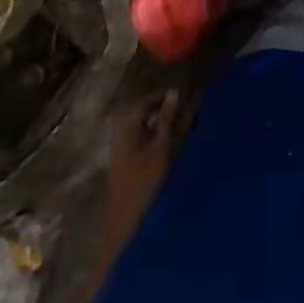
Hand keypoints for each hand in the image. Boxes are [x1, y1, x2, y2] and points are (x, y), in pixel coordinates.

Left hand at [108, 89, 179, 204]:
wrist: (125, 211)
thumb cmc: (145, 175)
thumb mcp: (162, 143)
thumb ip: (167, 116)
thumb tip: (174, 91)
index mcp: (128, 123)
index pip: (147, 99)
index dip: (165, 96)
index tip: (183, 95)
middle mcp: (120, 128)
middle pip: (142, 108)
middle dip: (162, 106)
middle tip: (182, 109)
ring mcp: (119, 141)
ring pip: (140, 120)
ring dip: (158, 118)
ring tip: (177, 122)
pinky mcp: (122, 152)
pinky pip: (138, 131)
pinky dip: (152, 129)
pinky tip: (165, 137)